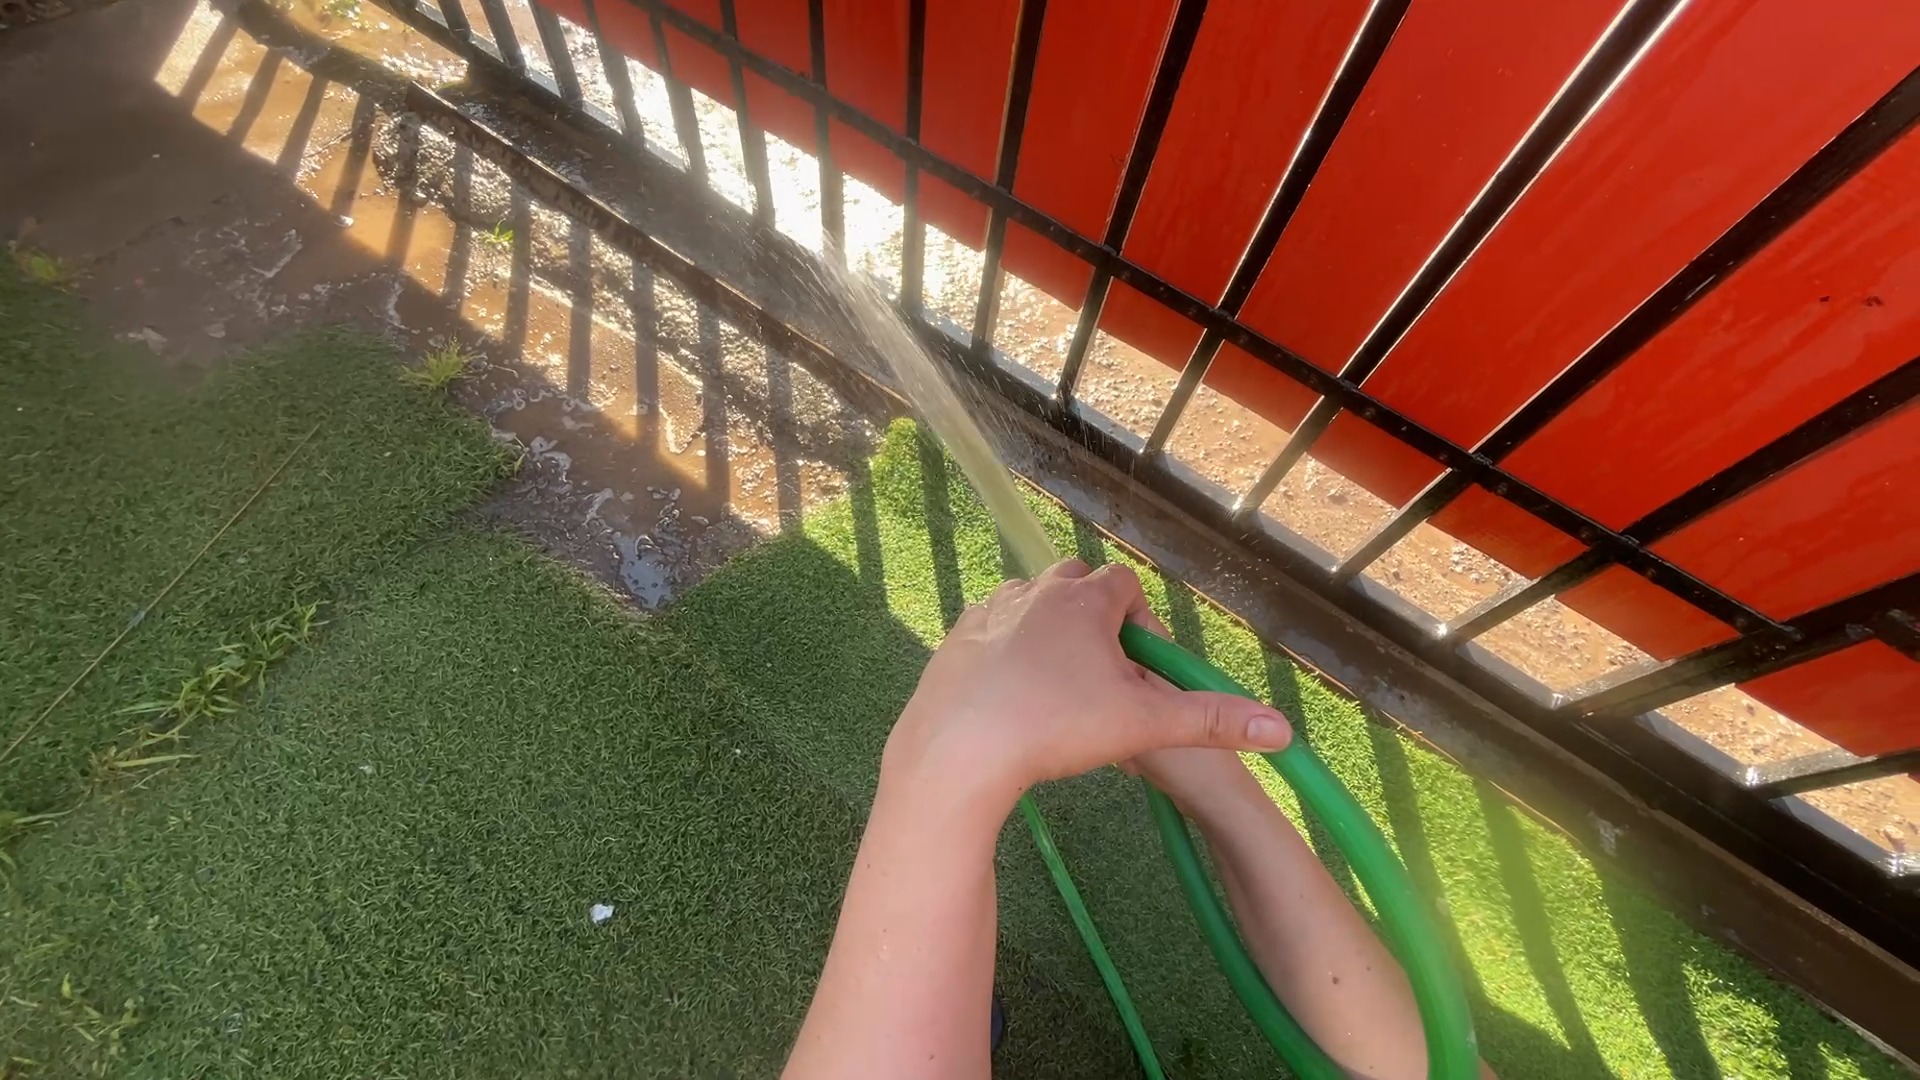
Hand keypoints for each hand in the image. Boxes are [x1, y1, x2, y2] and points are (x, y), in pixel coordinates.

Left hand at [882, 559, 1292, 813]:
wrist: (959, 749)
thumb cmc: (1057, 726)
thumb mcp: (1144, 724)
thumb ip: (1212, 720)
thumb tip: (1283, 730)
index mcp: (1085, 599)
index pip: (1125, 584)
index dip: (1139, 620)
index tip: (1136, 667)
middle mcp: (1036, 590)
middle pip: (1077, 584)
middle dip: (1095, 619)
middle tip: (1097, 677)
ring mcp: (991, 608)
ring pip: (1032, 602)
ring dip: (1049, 629)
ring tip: (1054, 686)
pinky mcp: (956, 634)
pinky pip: (992, 626)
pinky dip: (1006, 645)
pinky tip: (1008, 690)